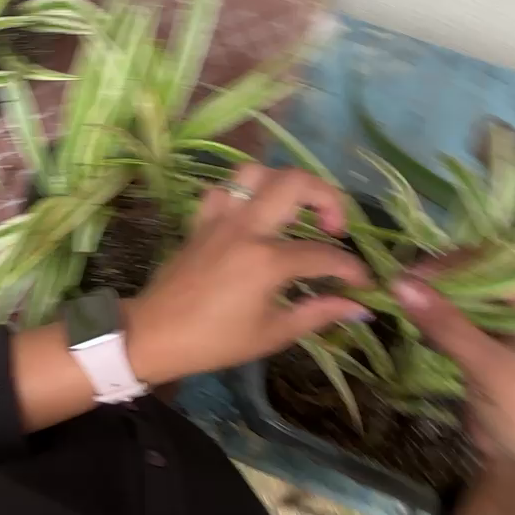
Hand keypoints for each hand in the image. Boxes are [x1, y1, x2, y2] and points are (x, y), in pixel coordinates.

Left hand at [124, 165, 371, 384]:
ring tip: (294, 212)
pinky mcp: (198, 223)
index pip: (324, 255)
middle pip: (294, 182)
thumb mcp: (272, 333)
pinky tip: (252, 217)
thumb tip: (358, 305)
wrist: (153, 334)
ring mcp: (217, 221)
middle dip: (328, 196)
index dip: (352, 269)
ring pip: (253, 173)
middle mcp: (244, 229)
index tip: (362, 283)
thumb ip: (318, 313)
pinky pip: (222, 191)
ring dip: (281, 184)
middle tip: (333, 227)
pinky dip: (241, 194)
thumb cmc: (213, 342)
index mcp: (266, 261)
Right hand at [392, 277, 514, 514]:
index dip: (456, 267)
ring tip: (404, 301)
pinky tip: (421, 325)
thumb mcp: (491, 368)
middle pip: (491, 285)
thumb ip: (446, 322)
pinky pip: (474, 329)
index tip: (409, 274)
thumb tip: (398, 280)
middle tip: (401, 286)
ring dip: (441, 303)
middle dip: (445, 283)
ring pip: (479, 306)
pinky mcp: (507, 359)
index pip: (506, 270)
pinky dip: (447, 324)